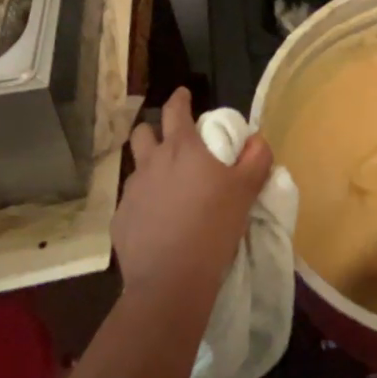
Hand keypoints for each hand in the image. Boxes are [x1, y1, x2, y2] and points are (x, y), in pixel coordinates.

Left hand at [114, 88, 271, 298]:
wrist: (170, 282)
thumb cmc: (213, 227)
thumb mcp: (246, 191)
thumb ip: (255, 158)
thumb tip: (256, 140)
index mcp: (182, 148)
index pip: (175, 110)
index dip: (180, 98)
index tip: (184, 95)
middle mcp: (151, 163)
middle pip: (143, 132)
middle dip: (154, 130)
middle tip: (171, 141)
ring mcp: (131, 192)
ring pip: (135, 167)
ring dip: (149, 167)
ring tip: (166, 185)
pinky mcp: (120, 221)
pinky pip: (131, 202)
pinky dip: (144, 203)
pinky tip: (157, 222)